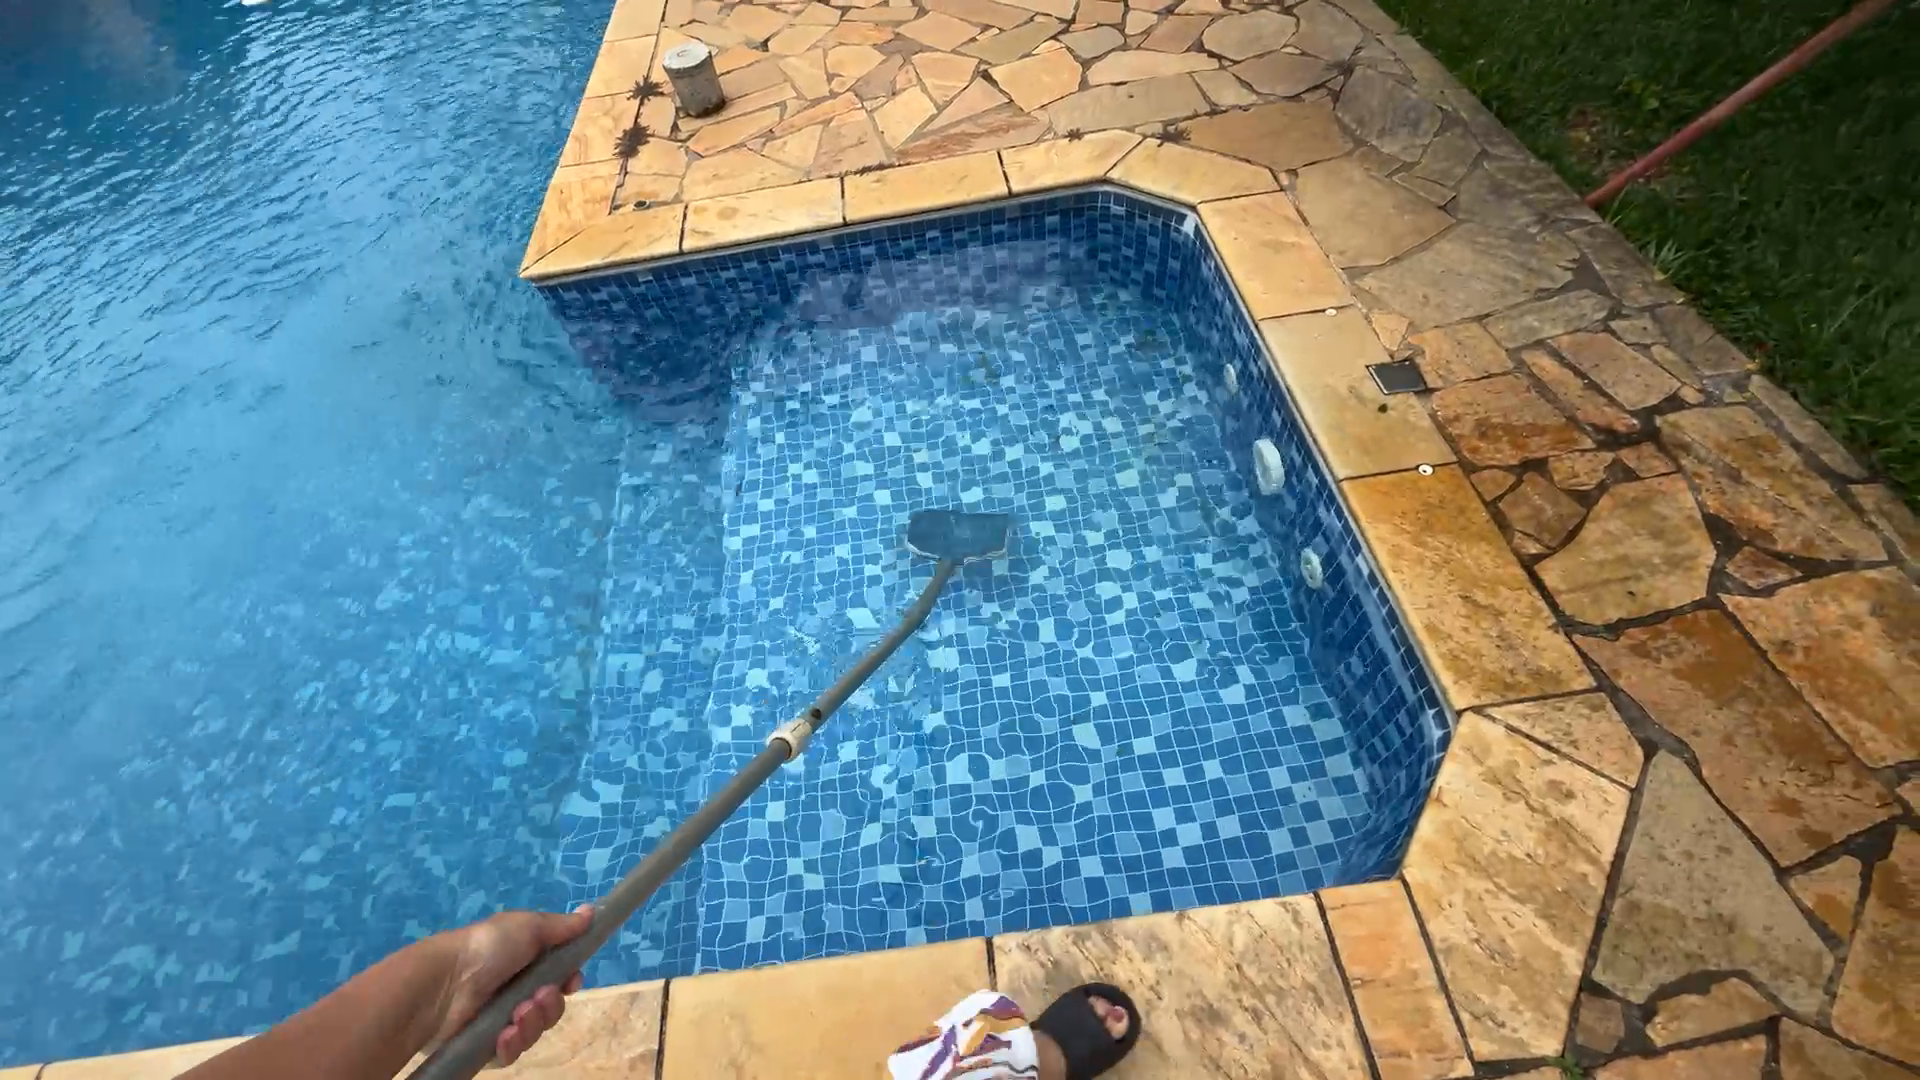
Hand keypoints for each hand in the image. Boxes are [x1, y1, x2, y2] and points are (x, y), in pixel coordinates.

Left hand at [425, 906, 593, 1065]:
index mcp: (528, 961)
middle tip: (538, 997)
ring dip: (534, 1023)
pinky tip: (504, 1035)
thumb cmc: (489, 948)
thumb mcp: (530, 927)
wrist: (442, 984)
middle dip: (552, 1004)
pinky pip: (512, 1053)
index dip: (569, 980)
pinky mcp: (484, 1047)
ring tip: (517, 1015)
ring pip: (536, 1030)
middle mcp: (516, 991)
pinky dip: (513, 1044)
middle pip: (552, 1005)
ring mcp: (500, 1020)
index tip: (571, 981)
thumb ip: (563, 926)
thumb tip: (592, 912)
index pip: (560, 976)